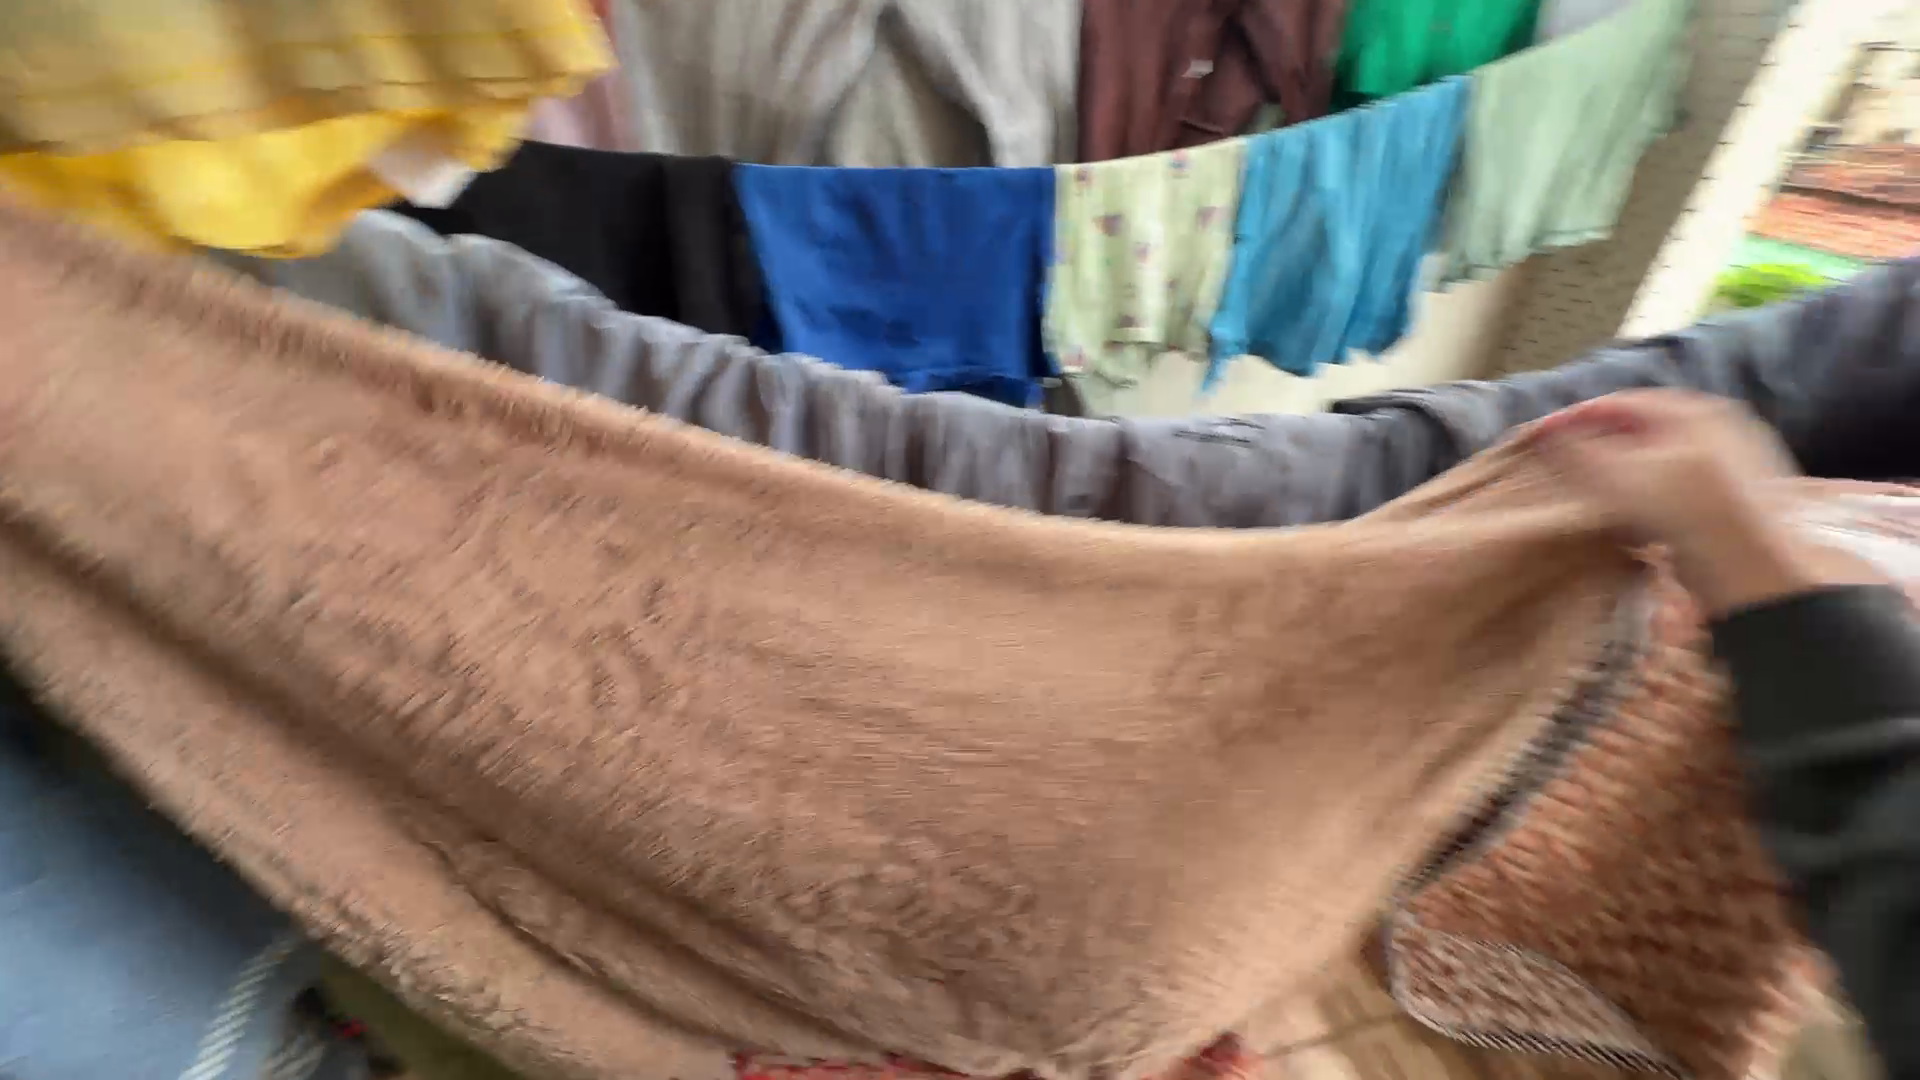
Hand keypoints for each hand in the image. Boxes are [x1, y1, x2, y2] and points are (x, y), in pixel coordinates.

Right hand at [1523, 390, 1876, 614]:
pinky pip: (1678, 468)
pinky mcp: (1739, 485)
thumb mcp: (1613, 477)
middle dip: (1597, 438)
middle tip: (1561, 458)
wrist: (1749, 568)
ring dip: (1620, 459)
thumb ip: (1573, 449)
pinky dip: (1646, 476)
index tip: (1539, 437)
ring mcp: (1736, 453)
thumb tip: (1542, 430)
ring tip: (1590, 480)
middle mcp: (1722, 422)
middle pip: (1641, 423)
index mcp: (1695, 410)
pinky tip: (1629, 501)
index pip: (1618, 402)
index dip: (1572, 418)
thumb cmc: (1679, 513)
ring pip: (1659, 447)